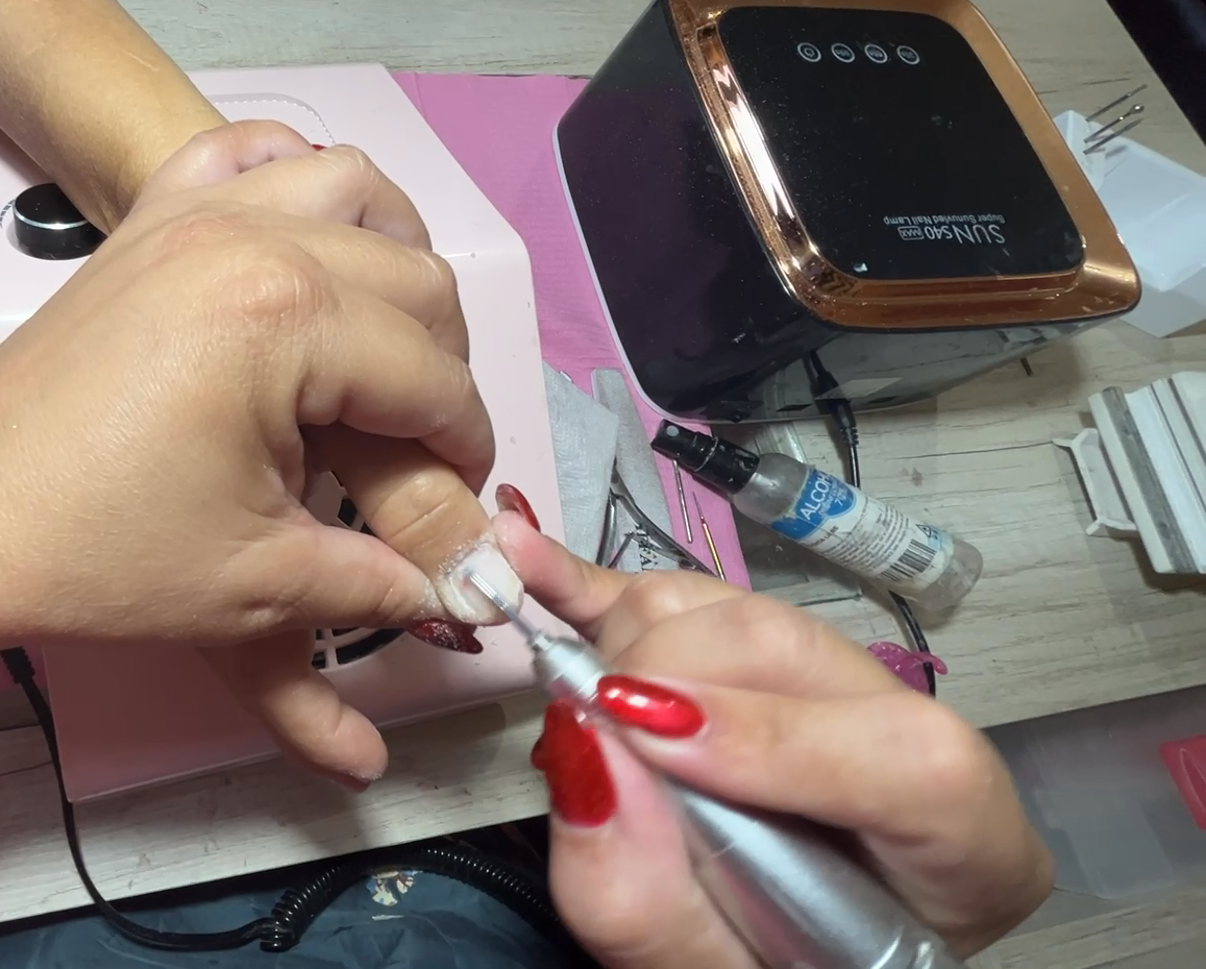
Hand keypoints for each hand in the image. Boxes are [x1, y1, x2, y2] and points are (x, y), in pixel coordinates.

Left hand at [0, 123, 508, 786]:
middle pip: (416, 277)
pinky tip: (301, 241)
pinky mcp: (151, 216)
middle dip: (442, 365)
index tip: (464, 492)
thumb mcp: (255, 588)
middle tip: (419, 438)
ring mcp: (194, 209)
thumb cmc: (98, 559)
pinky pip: (250, 152)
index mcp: (284, 321)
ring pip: (354, 186)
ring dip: (393, 259)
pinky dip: (298, 184)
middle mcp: (251, 234)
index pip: (432, 376)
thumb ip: (379, 583)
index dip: (466, 443)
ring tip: (377, 339)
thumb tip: (466, 594)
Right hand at [492, 501, 1052, 965]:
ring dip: (617, 646)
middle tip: (590, 731)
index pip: (907, 756)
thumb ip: (648, 903)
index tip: (640, 735)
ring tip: (587, 715)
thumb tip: (586, 752)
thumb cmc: (755, 960)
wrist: (751, 935)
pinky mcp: (716, 635)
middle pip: (776, 641)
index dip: (765, 736)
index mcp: (954, 842)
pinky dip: (573, 575)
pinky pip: (646, 588)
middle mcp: (886, 723)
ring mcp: (798, 660)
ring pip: (702, 600)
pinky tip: (521, 548)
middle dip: (658, 676)